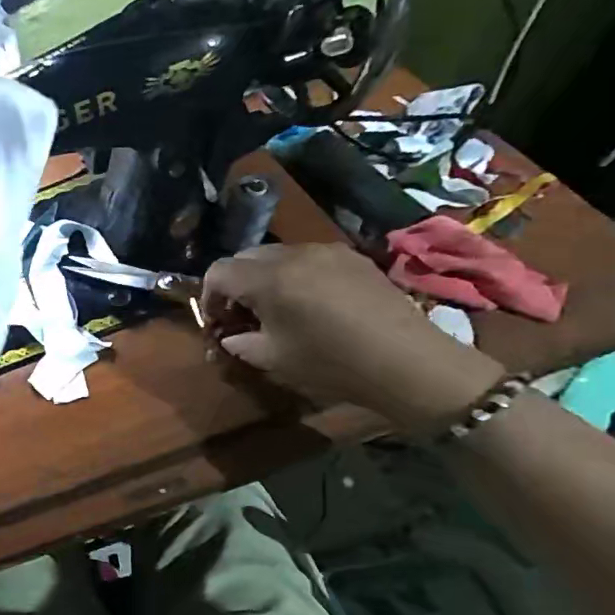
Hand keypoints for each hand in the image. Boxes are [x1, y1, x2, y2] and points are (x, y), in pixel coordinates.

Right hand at [201, 243, 505, 435]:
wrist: (406, 361)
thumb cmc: (332, 364)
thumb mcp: (274, 360)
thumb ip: (240, 342)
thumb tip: (230, 335)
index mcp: (268, 279)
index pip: (219, 271)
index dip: (208, 296)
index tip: (217, 322)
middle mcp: (293, 254)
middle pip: (245, 257)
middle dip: (235, 284)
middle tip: (242, 315)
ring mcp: (326, 251)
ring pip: (277, 254)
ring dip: (265, 277)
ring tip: (277, 309)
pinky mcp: (351, 256)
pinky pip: (308, 257)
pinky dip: (295, 274)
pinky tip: (310, 303)